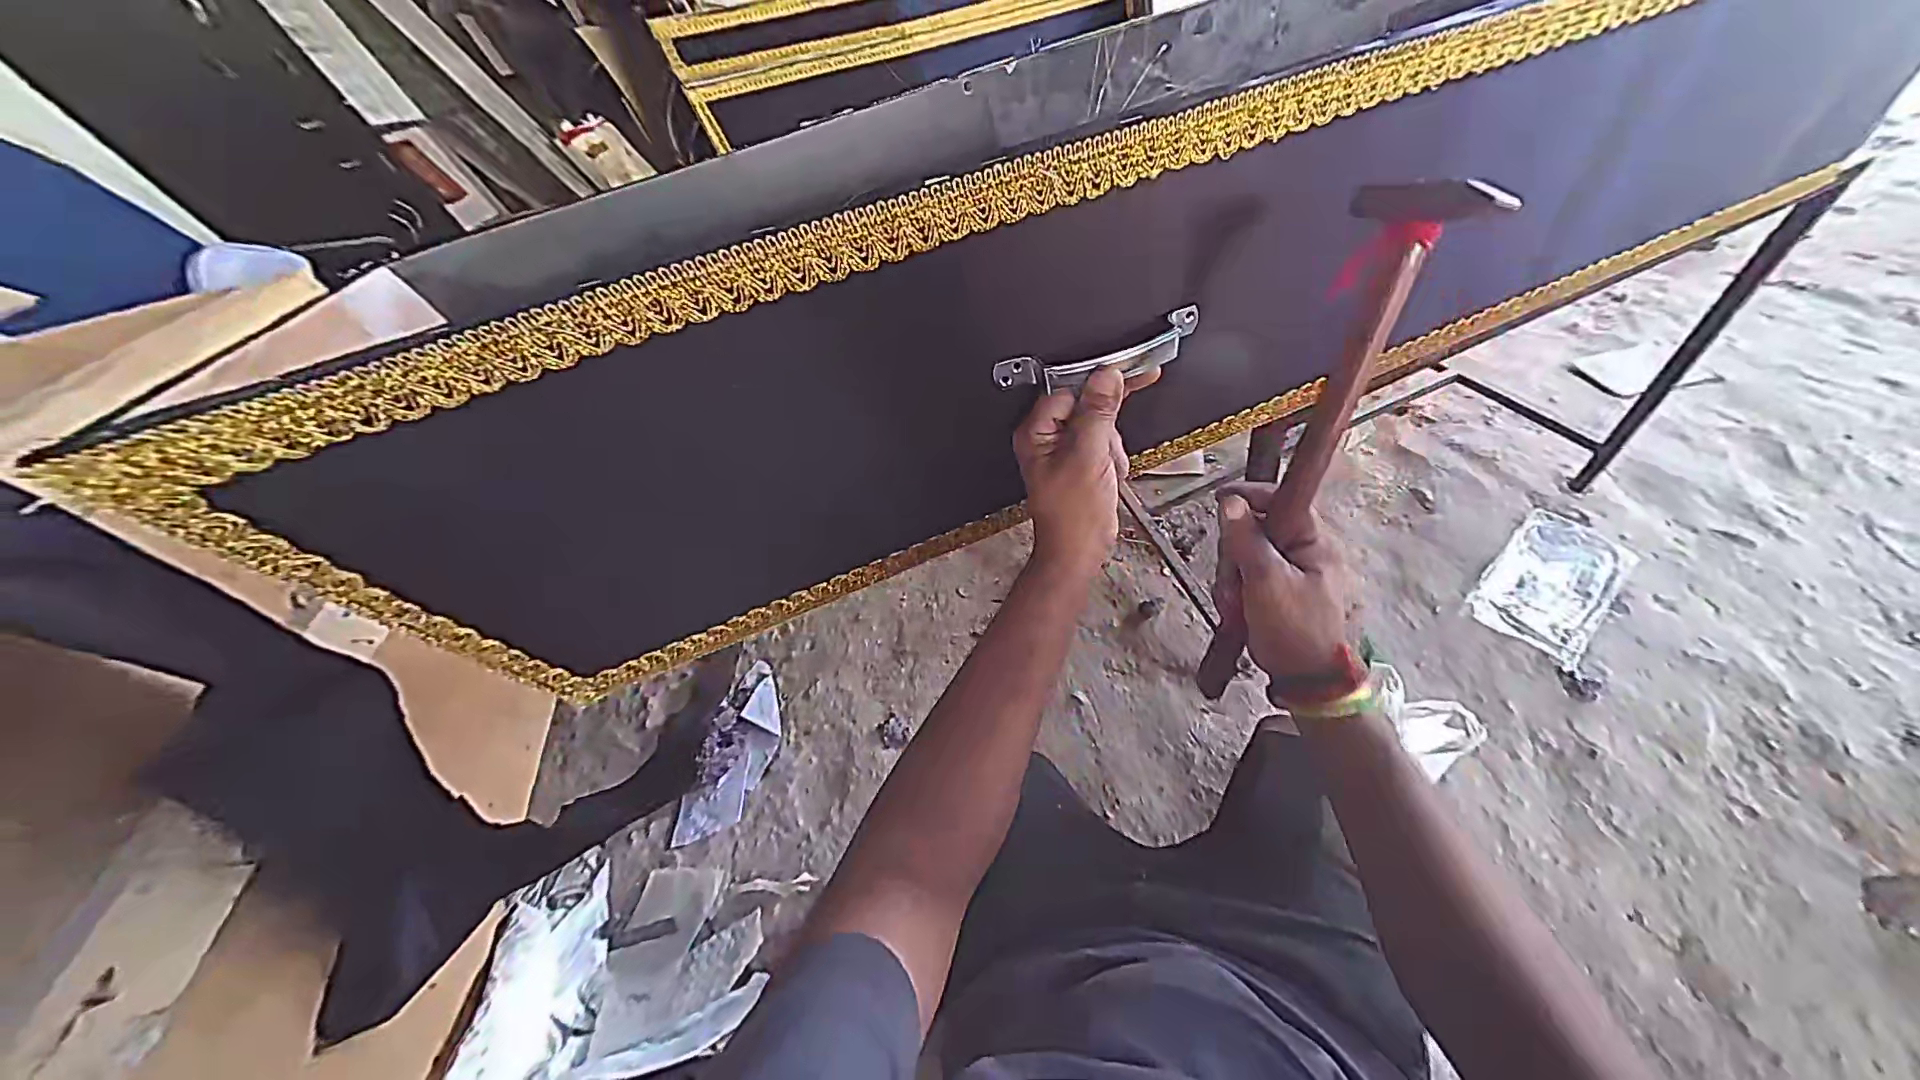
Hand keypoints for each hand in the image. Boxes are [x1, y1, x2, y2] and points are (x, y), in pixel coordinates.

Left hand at [1013, 366, 1146, 575]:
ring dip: (1112, 448)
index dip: (1096, 387)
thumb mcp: (1088, 455)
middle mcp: (1045, 439)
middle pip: (1088, 406)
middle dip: (1106, 430)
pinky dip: (1113, 458)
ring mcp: (1064, 451)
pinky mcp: (1080, 462)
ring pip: (1101, 426)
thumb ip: (1098, 412)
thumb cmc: (1071, 516)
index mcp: (1035, 432)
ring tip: (1105, 471)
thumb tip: (1107, 377)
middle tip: (1105, 453)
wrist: (1080, 551)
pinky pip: (1105, 444)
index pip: (1068, 389)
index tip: (1124, 375)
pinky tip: (1109, 476)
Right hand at [1213, 481, 1357, 685]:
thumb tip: (1231, 502)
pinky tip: (1239, 613)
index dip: (1250, 494)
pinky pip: (1250, 579)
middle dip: (1234, 556)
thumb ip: (1247, 540)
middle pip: (1256, 531)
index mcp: (1315, 543)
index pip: (1281, 499)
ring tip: (1236, 608)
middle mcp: (1307, 552)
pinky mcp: (1283, 593)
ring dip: (1233, 581)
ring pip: (1248, 557)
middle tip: (1232, 584)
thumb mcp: (1266, 583)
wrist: (1314, 686)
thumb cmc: (1297, 633)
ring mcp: (1295, 574)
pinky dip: (1238, 594)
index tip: (1219, 498)